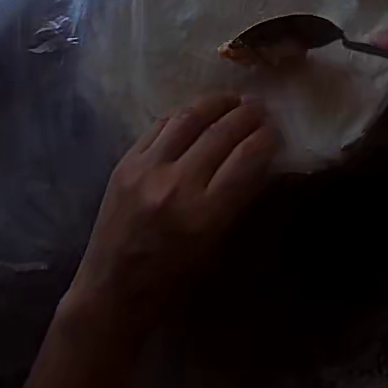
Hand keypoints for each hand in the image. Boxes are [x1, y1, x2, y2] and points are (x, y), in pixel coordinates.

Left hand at [65, 95, 277, 333]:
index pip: (245, 161)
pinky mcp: (125, 162)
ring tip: (231, 99)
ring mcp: (146, 170)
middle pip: (219, 134)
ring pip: (187, 120)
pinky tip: (196, 111)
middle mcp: (176, 185)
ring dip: (214, 104)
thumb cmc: (172, 281)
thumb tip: (258, 160)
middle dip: (245, 116)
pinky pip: (158, 126)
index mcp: (204, 215)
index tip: (274, 129)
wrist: (112, 289)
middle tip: (259, 107)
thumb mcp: (215, 247)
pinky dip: (182, 114)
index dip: (264, 139)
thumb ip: (236, 201)